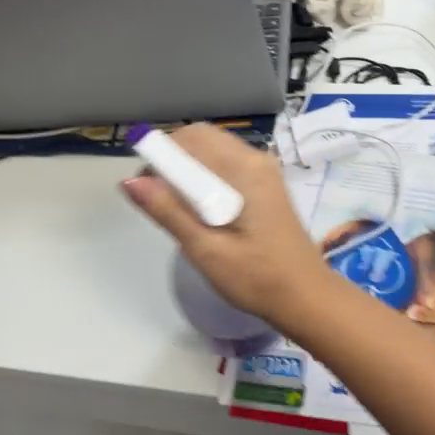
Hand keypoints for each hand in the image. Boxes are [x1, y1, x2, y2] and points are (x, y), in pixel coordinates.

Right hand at [121, 123, 329, 324]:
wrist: (305, 296)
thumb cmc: (256, 278)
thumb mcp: (205, 249)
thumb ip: (168, 212)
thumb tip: (130, 180)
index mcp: (243, 169)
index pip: (190, 139)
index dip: (160, 154)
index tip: (144, 186)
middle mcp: (255, 159)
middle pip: (202, 138)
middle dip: (172, 158)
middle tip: (156, 197)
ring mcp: (264, 169)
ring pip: (214, 149)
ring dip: (188, 167)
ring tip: (176, 207)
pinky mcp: (266, 183)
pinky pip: (227, 163)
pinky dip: (205, 175)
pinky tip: (200, 209)